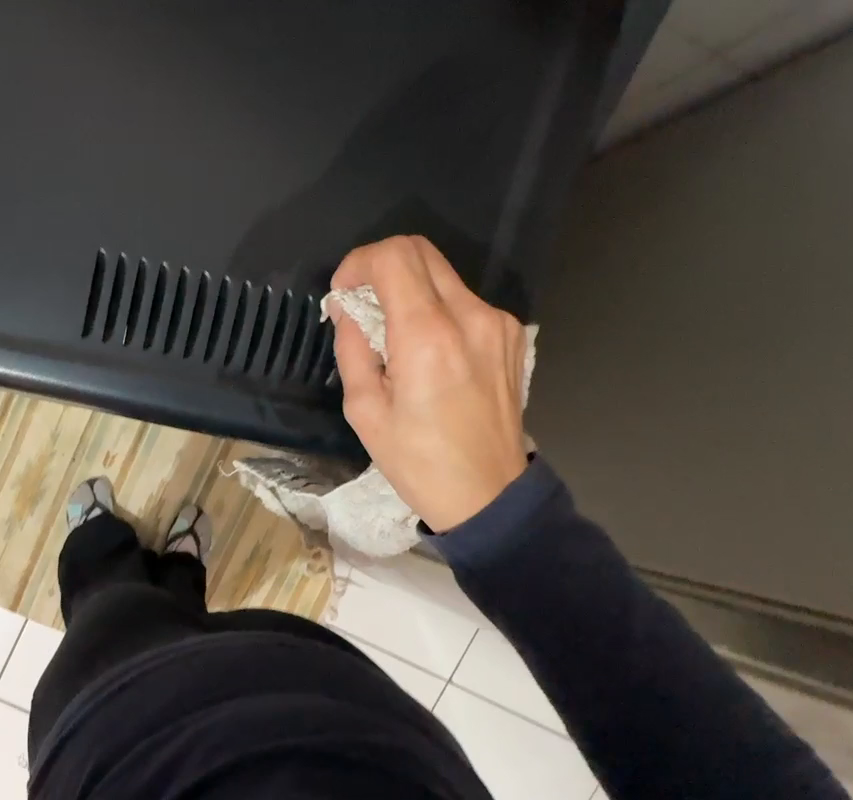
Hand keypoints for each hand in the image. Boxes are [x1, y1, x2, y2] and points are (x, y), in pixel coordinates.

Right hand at [330, 236, 529, 531]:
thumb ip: (353, 349)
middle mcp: (469, 316)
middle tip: (361, 305)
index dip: (358, 263)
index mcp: (427, 337)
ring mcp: (496, 323)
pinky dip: (435, 311)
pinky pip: (463, 302)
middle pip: (420, 251)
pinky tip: (427, 354)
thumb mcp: (364, 411)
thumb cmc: (416, 462)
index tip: (343, 293)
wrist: (486, 494)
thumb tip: (348, 310)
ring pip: (442, 275)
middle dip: (381, 267)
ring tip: (392, 338)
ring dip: (408, 291)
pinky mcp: (510, 334)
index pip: (393, 258)